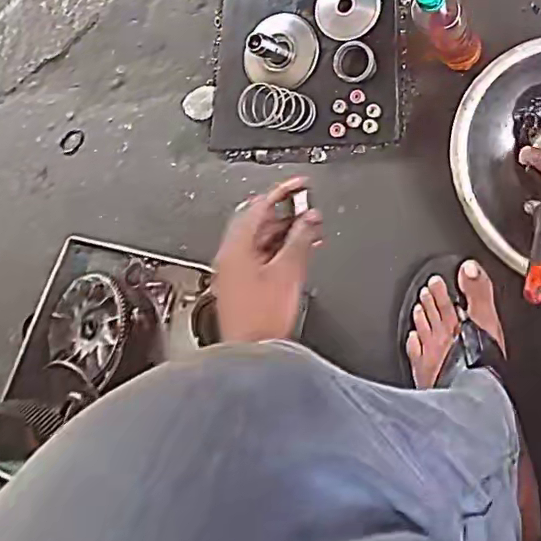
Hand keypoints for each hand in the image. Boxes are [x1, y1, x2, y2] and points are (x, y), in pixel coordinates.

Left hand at [212, 178, 322, 342]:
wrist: (252, 356)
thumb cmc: (261, 319)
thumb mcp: (289, 270)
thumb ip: (300, 238)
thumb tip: (309, 217)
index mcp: (236, 248)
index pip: (259, 206)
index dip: (282, 192)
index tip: (299, 184)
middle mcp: (230, 256)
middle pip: (258, 222)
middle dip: (286, 213)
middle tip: (308, 209)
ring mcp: (235, 271)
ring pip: (261, 239)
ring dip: (285, 231)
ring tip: (309, 229)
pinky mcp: (242, 284)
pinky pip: (262, 254)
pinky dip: (280, 248)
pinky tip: (298, 251)